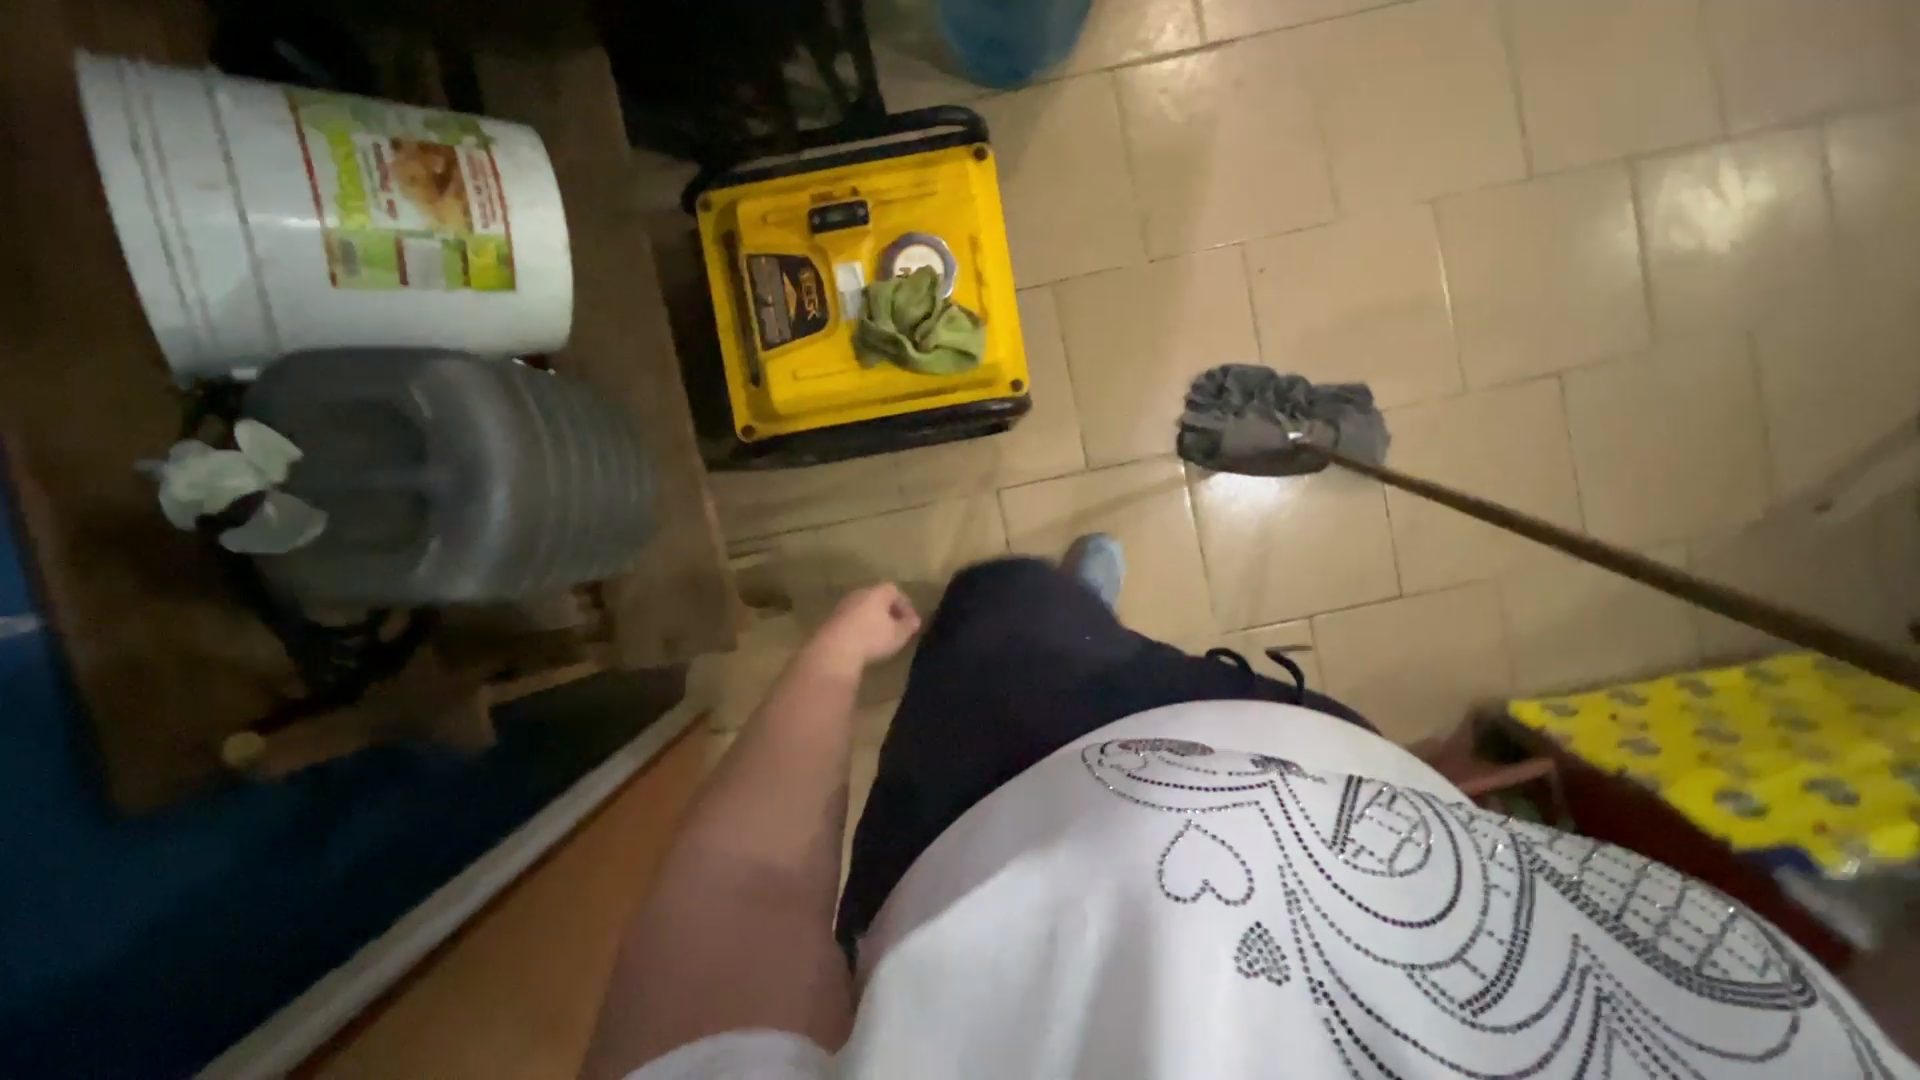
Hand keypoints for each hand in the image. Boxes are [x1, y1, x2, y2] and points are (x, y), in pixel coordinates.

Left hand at [805, 583, 921, 675]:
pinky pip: (851, 619)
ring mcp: (842, 605)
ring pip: (862, 608)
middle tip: (896, 627)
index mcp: (877, 592)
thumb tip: (914, 620)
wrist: (834, 650)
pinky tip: (862, 641)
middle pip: (877, 597)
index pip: (895, 590)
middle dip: (888, 611)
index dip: (905, 605)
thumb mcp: (898, 635)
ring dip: (872, 619)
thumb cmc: (872, 638)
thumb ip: (909, 626)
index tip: (910, 621)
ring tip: (880, 636)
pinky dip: (859, 626)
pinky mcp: (831, 619)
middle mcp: (859, 593)